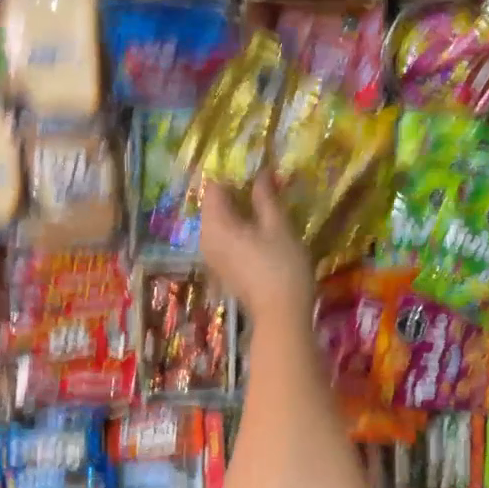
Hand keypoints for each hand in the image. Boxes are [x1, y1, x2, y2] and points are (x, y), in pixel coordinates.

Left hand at [199, 178, 314, 327]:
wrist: (282, 315)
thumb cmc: (282, 267)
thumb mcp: (279, 227)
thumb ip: (266, 197)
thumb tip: (262, 172)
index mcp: (215, 224)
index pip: (214, 187)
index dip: (236, 176)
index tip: (260, 174)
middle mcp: (206, 238)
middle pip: (216, 205)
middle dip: (239, 194)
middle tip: (269, 191)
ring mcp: (213, 256)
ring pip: (223, 223)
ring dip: (243, 213)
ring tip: (270, 211)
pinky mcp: (224, 269)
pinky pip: (227, 240)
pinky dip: (242, 231)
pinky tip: (265, 235)